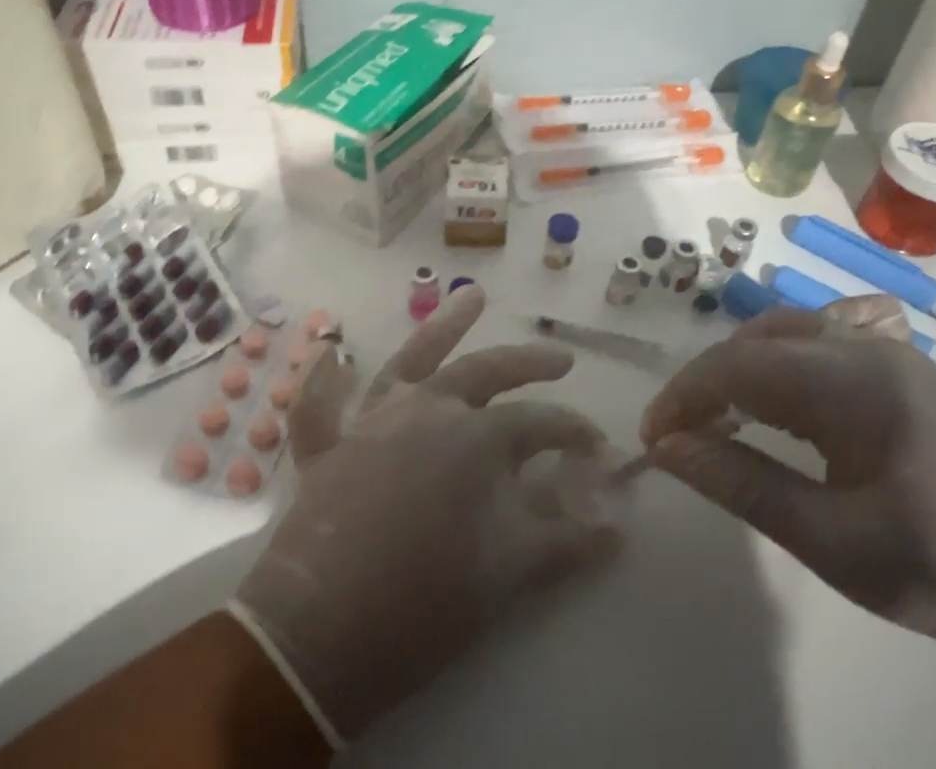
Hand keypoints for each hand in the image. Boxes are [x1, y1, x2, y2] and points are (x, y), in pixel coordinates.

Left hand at [230, 286, 623, 742]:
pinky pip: (321, 405)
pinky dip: (325, 378)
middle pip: (485, 373)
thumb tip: (617, 526)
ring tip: (472, 297)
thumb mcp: (508, 573)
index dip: (575, 435)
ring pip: (409, 361)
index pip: (540, 424)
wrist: (319, 638)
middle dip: (528, 363)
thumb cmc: (424, 603)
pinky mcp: (326, 450)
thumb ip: (565, 541)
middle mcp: (424, 414)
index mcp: (475, 438)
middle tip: (561, 362)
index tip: (601, 453)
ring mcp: (369, 425)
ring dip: (441, 328)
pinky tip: (332, 352)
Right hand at [640, 295, 935, 682]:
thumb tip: (666, 446)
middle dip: (708, 379)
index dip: (683, 395)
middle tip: (681, 435)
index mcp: (855, 386)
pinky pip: (826, 342)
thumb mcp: (829, 539)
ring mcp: (897, 355)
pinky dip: (780, 365)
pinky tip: (776, 406)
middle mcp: (873, 351)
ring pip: (792, 332)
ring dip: (743, 366)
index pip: (739, 365)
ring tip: (719, 419)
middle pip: (762, 338)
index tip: (652, 440)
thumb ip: (740, 482)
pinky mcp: (910, 371)